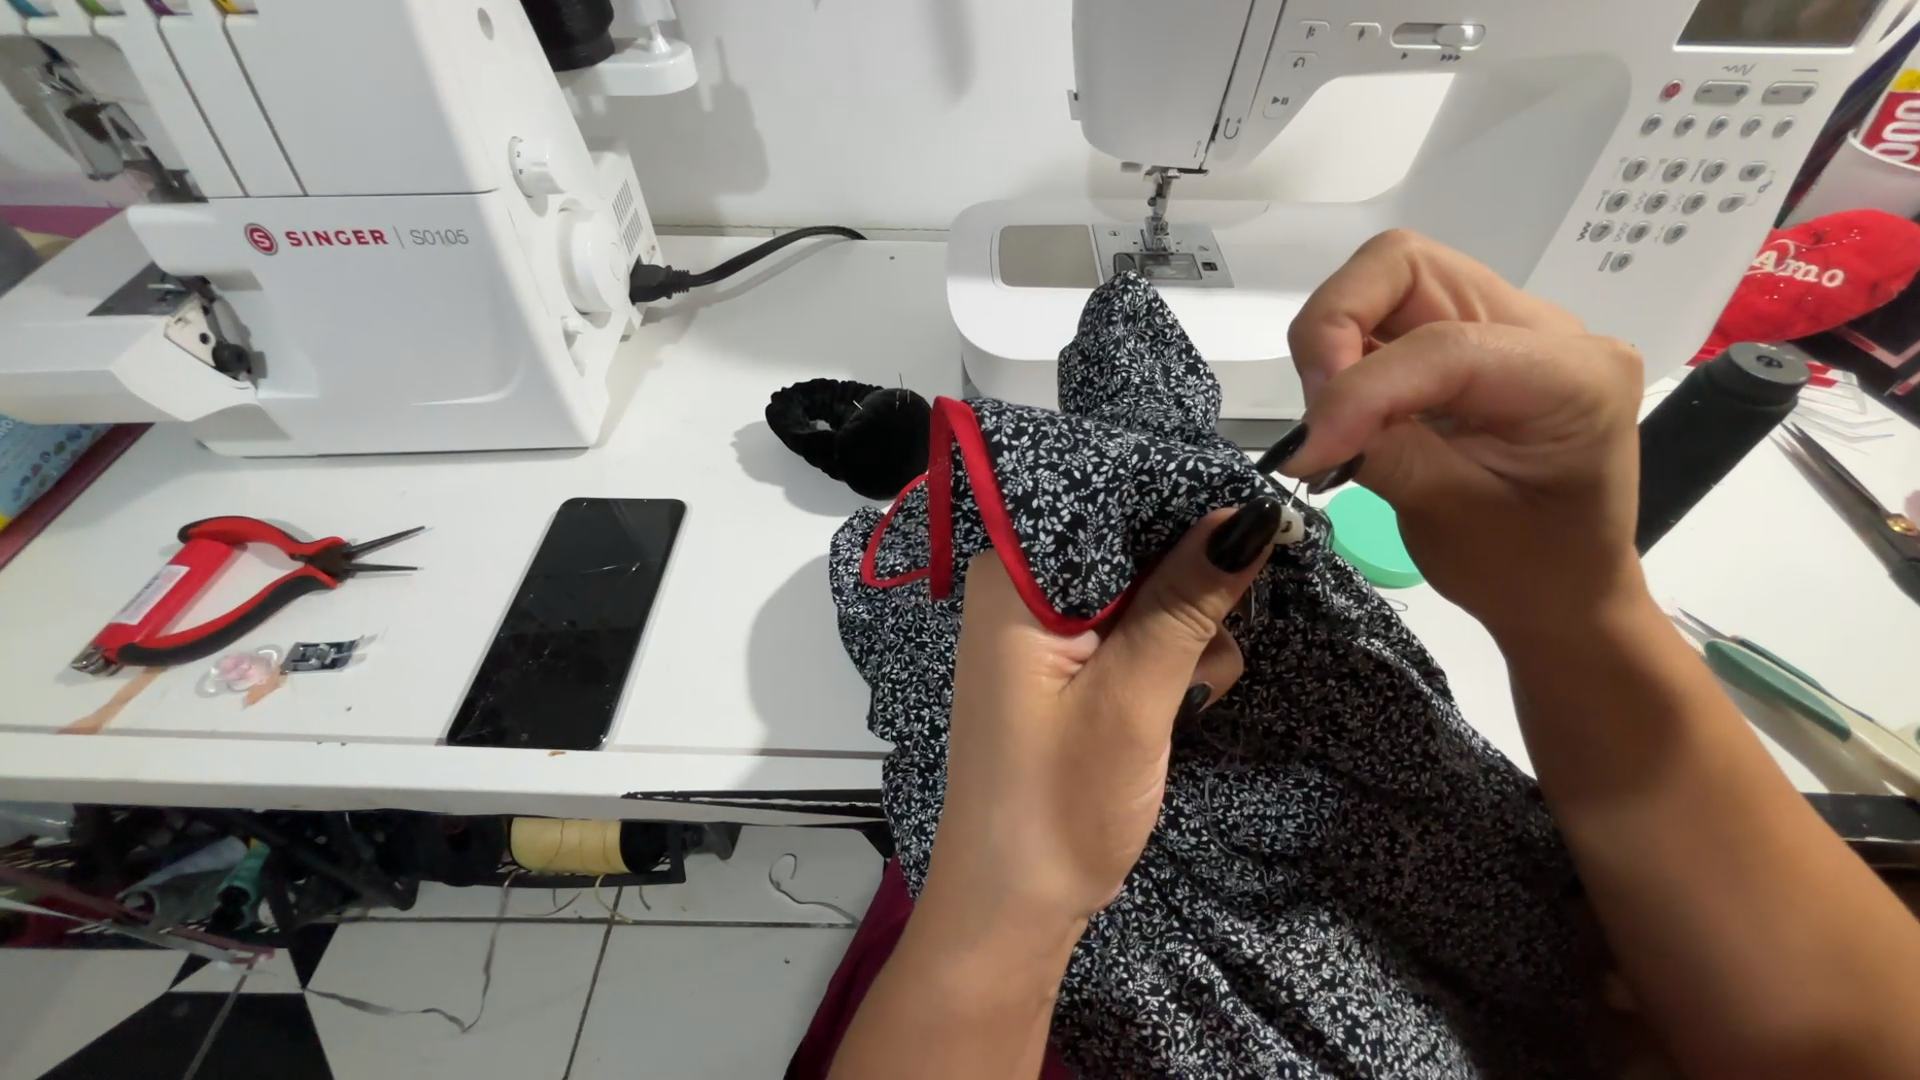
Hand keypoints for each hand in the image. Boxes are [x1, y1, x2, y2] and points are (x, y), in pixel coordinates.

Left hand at [919, 500, 1284, 933]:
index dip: (1179, 501)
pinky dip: (1166, 656)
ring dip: (1183, 630)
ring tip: (1185, 693)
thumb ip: (1185, 602)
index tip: (1255, 522)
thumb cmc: (1057, 806)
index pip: (1101, 498)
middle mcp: (1020, 589)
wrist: (1013, 906)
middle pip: (1125, 541)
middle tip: (1211, 640)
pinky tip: (1180, 700)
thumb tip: (1248, 516)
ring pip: (1140, 588)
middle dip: (1186, 581)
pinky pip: (1130, 629)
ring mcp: (1042, 631)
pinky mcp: (1065, 667)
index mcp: (1012, 577)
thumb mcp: (1131, 698)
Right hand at [1276, 229, 1647, 635]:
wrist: (1559, 589)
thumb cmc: (1524, 567)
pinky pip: (1381, 318)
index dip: (1356, 391)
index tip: (1303, 452)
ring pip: (1383, 281)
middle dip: (1333, 326)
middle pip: (1401, 265)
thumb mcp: (1448, 515)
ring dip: (1333, 341)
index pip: (1440, 346)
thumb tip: (1299, 434)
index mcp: (1570, 375)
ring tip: (1334, 418)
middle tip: (1316, 405)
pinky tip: (1349, 412)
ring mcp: (1497, 327)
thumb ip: (1378, 453)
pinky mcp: (1461, 341)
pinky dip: (1343, 357)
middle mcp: (1539, 328)